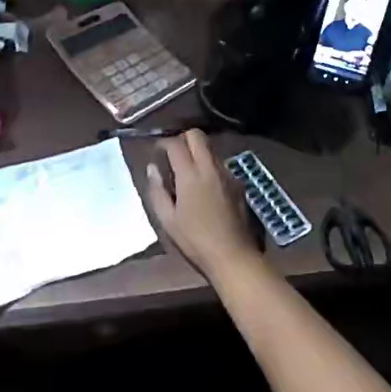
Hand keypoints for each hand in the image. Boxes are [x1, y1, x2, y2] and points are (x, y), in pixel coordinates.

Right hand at [144, 130, 262, 281]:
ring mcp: (227, 173)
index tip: (156, 152)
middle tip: (172, 155)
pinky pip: (220, 163)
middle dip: (182, 138)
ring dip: (197, 151)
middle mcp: (210, 167)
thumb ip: (157, 190)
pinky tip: (204, 185)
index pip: (175, 143)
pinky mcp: (238, 183)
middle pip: (196, 135)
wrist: (233, 256)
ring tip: (187, 171)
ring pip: (210, 147)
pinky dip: (209, 165)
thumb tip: (152, 168)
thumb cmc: (195, 240)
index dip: (163, 143)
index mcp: (190, 174)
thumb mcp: (168, 219)